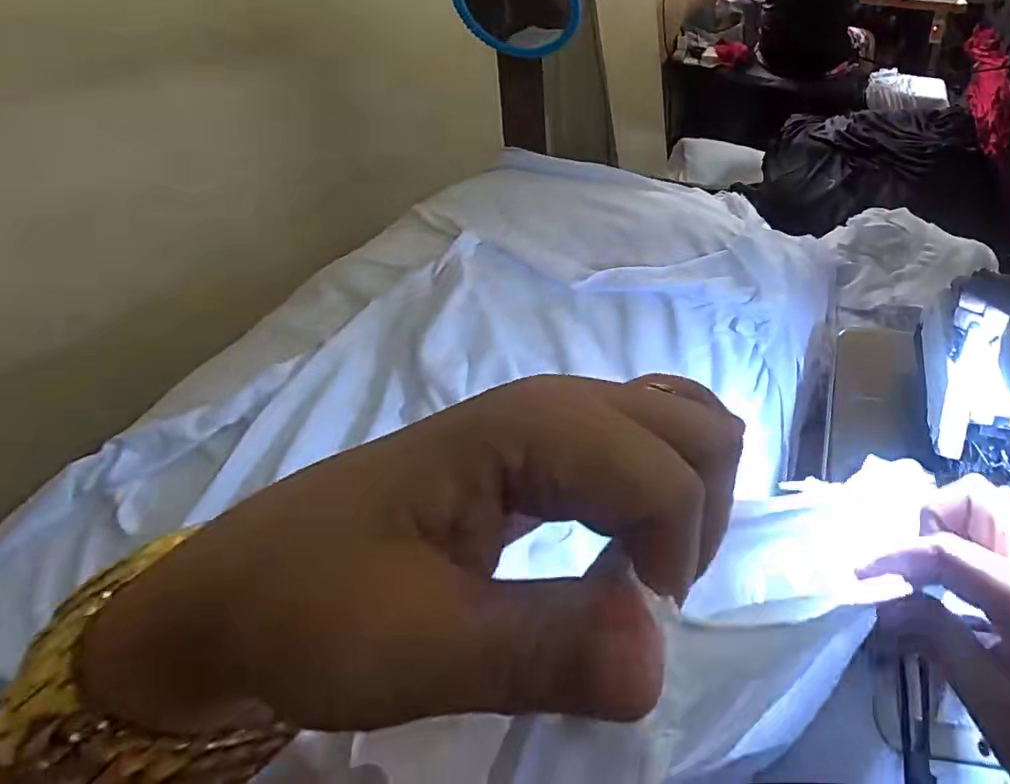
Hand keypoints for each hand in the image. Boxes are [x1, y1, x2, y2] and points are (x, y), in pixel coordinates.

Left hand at [77, 374, 743, 733]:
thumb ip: (537, 655)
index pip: (666, 478)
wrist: (243, 583)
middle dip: (701, 520)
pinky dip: (682, 478)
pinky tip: (637, 528)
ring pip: (700, 424)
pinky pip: (671, 431)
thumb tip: (656, 672)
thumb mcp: (403, 655)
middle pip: (705, 435)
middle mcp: (574, 397)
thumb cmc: (311, 610)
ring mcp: (579, 405)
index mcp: (538, 426)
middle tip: (646, 594)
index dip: (672, 559)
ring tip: (648, 562)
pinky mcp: (578, 428)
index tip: (631, 628)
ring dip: (700, 497)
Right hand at [861, 476, 1009, 783]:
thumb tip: (887, 604)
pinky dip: (974, 544)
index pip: (951, 550)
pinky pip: (1007, 539)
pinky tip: (953, 585)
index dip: (900, 555)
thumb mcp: (989, 700)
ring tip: (927, 571)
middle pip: (986, 498)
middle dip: (939, 515)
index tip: (863, 569)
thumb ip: (937, 639)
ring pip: (999, 511)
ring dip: (957, 525)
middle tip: (912, 564)